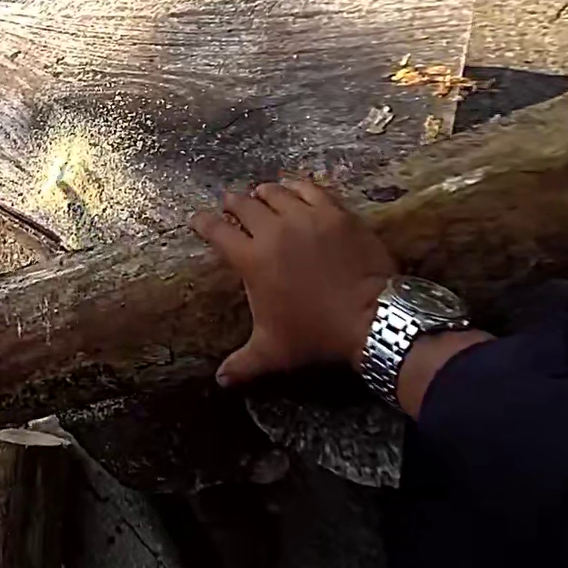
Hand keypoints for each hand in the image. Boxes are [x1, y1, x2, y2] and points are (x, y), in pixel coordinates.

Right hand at [188, 178, 397, 387]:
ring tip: (261, 194)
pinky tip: (293, 187)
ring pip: (274, 192)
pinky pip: (309, 188)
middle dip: (232, 203)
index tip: (197, 219)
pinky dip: (296, 185)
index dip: (202, 222)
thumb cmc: (315, 334)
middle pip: (243, 204)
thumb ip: (242, 364)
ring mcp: (304, 217)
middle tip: (230, 204)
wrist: (371, 319)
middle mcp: (272, 231)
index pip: (216, 231)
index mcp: (251, 259)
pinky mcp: (333, 212)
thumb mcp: (273, 351)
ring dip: (263, 193)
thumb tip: (219, 381)